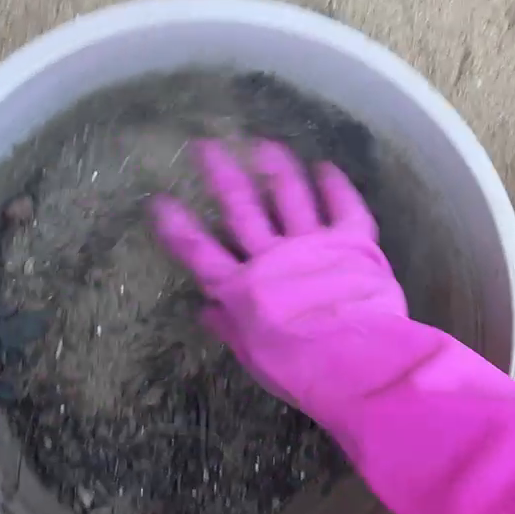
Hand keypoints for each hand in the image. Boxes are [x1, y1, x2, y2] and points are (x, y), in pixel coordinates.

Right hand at [150, 140, 409, 429]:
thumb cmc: (299, 370)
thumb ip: (231, 330)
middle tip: (206, 145)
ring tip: (264, 143)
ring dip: (276, 168)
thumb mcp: (255, 357)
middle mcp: (272, 258)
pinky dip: (336, 186)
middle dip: (222, 176)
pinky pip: (345, 208)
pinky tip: (326, 166)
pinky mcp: (352, 242)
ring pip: (289, 197)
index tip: (160, 201)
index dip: (178, 228)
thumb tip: (205, 311)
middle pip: (241, 210)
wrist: (354, 362)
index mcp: (242, 290)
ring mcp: (312, 245)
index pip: (201, 253)